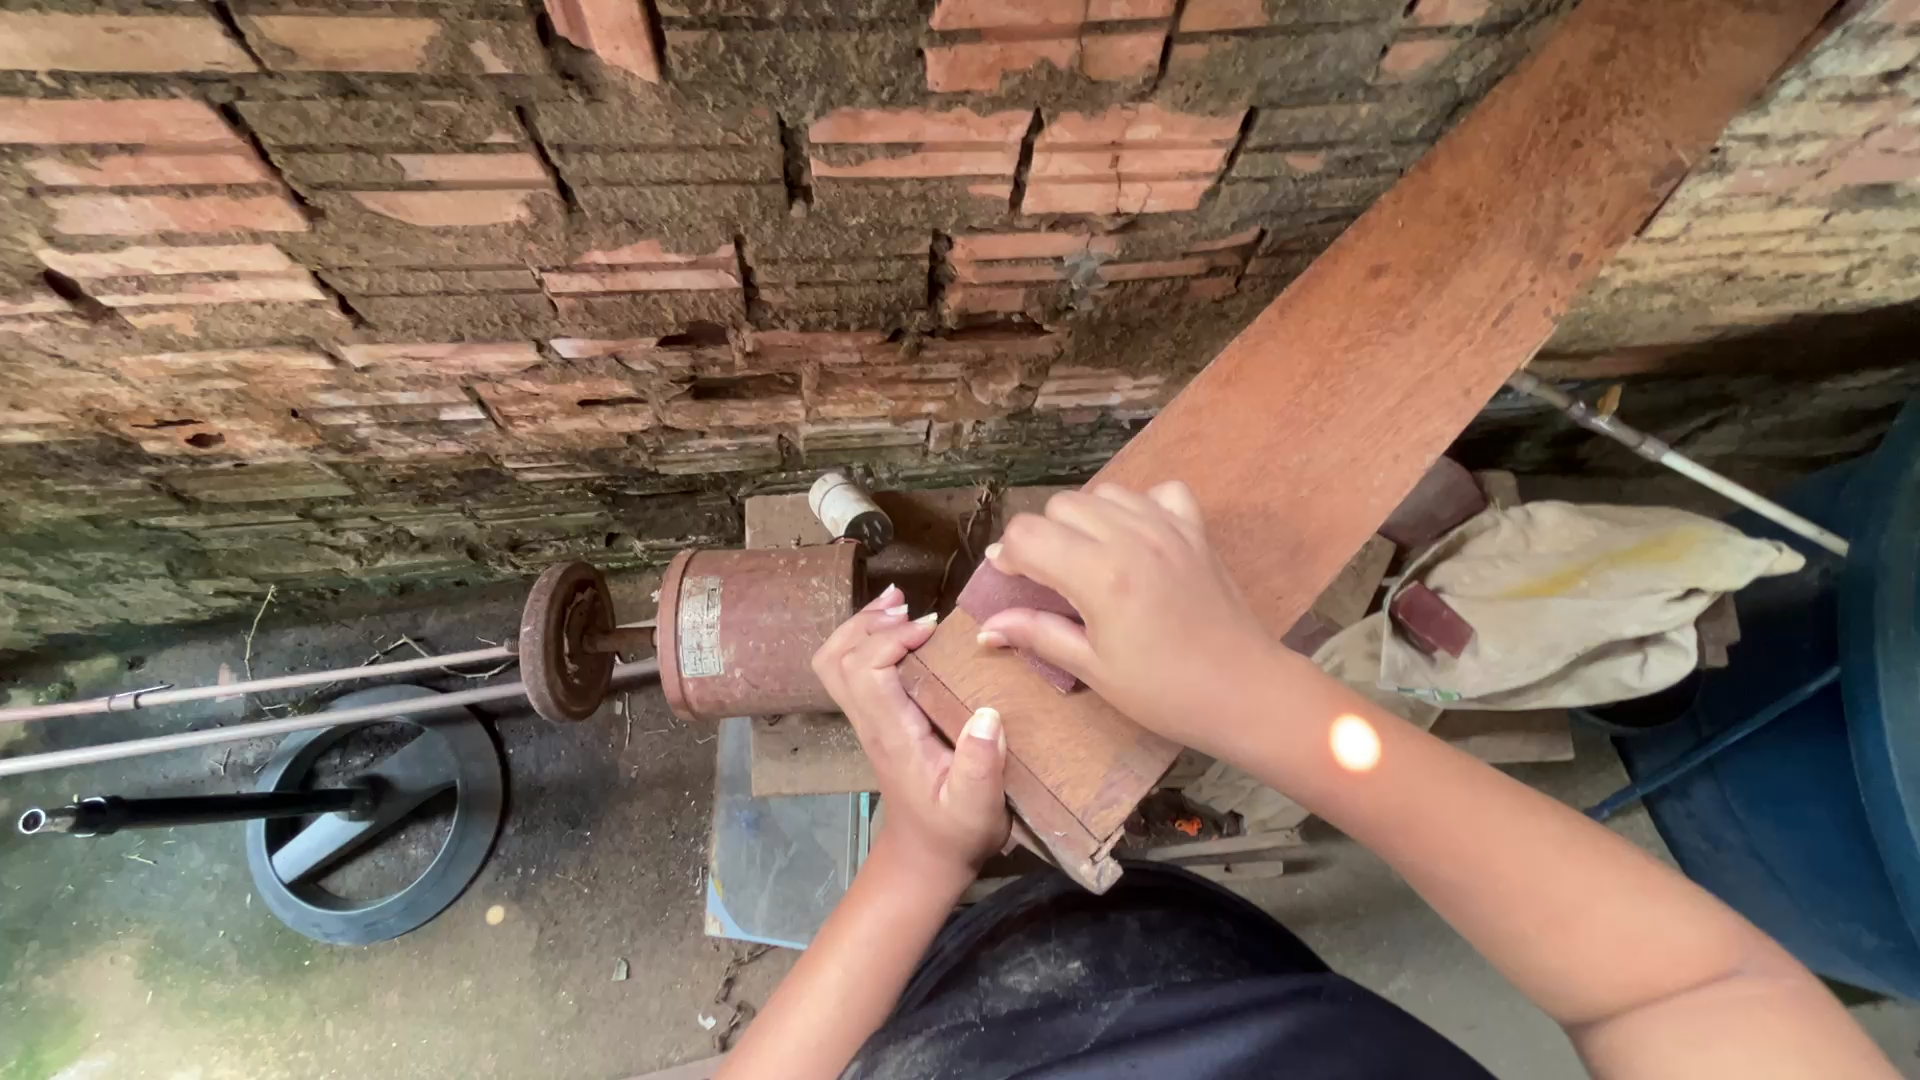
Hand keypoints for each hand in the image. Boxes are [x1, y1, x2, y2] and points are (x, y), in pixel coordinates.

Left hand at [812, 584, 1009, 880]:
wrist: (926, 858)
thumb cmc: (954, 835)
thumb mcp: (978, 810)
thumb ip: (981, 766)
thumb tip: (988, 714)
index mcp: (891, 735)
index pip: (866, 670)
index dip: (890, 638)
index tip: (932, 630)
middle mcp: (871, 722)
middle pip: (836, 659)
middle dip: (866, 622)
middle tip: (907, 605)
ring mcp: (868, 719)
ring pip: (836, 661)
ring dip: (861, 626)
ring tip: (900, 603)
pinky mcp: (877, 718)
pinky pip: (853, 669)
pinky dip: (868, 639)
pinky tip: (902, 628)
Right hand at [975, 481, 1280, 756]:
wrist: (1244, 691)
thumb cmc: (1164, 691)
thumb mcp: (1093, 669)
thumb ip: (1037, 635)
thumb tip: (985, 629)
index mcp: (1099, 574)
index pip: (1028, 534)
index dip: (1009, 556)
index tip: (1013, 581)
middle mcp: (1130, 537)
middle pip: (1060, 506)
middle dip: (1043, 536)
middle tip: (1051, 577)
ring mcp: (1168, 527)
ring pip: (1103, 492)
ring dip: (1085, 519)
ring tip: (1091, 557)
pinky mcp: (1195, 529)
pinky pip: (1158, 491)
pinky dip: (1139, 506)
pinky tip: (1137, 538)